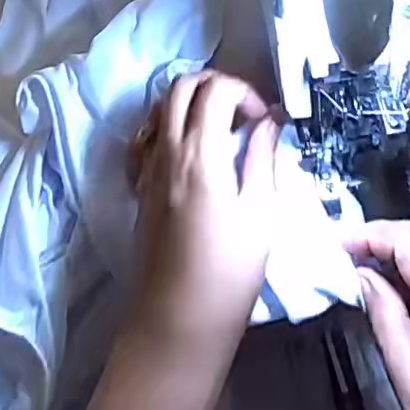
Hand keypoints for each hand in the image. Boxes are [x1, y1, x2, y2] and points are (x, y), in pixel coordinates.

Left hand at [130, 70, 280, 334]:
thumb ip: (262, 156)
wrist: (175, 326)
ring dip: (193, 100)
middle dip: (217, 84)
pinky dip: (171, 125)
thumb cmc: (227, 272)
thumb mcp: (260, 212)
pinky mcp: (139, 187)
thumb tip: (270, 121)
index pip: (217, 90)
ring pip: (161, 105)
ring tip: (221, 127)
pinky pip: (149, 135)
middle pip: (182, 85)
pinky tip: (191, 149)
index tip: (263, 120)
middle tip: (242, 112)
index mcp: (201, 155)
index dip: (246, 92)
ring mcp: (147, 169)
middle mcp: (167, 152)